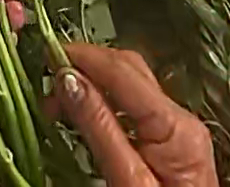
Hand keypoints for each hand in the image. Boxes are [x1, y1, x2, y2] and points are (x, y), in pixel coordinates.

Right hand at [49, 44, 217, 186]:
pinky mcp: (168, 144)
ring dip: (93, 81)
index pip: (123, 71)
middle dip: (87, 66)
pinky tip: (85, 111)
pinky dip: (104, 101)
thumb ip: (98, 127)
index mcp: (176, 126)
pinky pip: (132, 107)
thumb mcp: (126, 182)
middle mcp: (180, 119)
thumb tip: (69, 79)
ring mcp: (176, 131)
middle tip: (51, 77)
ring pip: (129, 84)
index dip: (85, 58)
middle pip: (128, 69)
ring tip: (60, 97)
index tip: (50, 56)